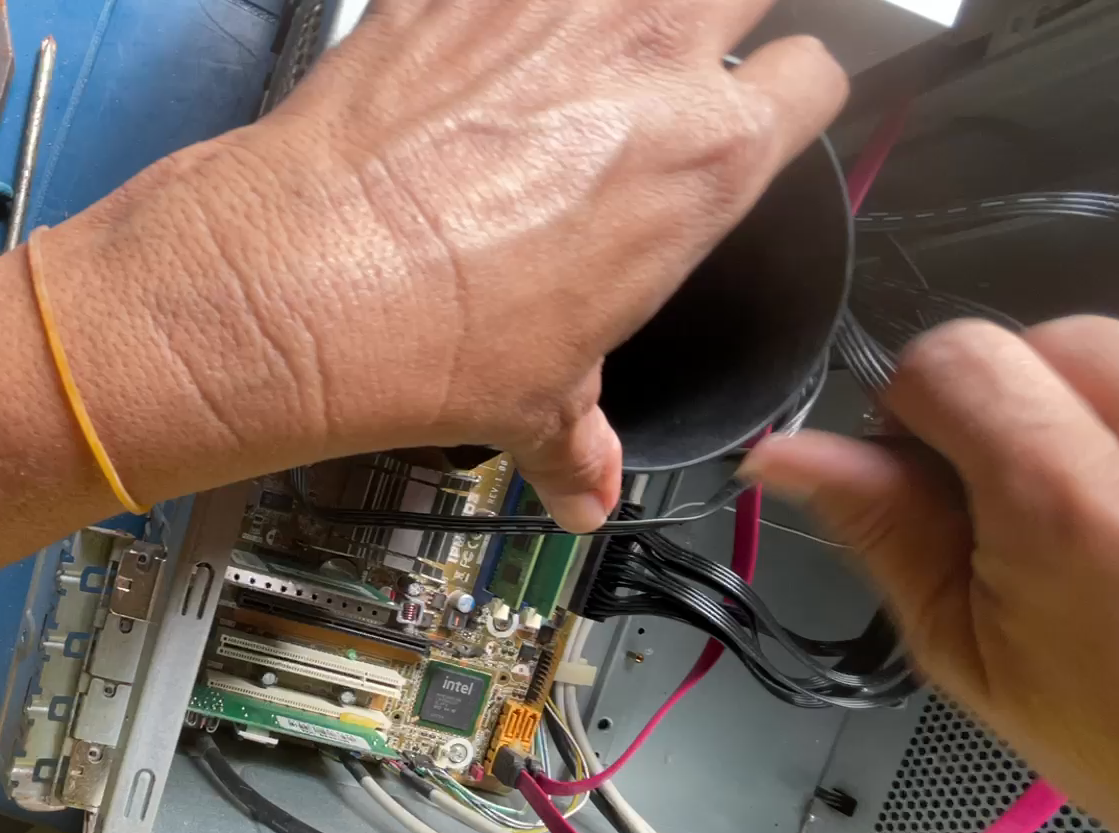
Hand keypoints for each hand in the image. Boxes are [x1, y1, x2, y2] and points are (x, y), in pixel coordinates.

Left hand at [49, 0, 846, 529]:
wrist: (306, 289)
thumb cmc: (431, 345)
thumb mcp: (527, 405)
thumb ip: (577, 444)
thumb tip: (589, 498)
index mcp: (701, 157)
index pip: (812, 82)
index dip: (777, 102)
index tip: (736, 121)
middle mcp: (647, 52)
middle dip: (718, 15)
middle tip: (653, 63)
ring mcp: (550, 3)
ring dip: (609, 8)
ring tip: (563, 57)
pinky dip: (486, 7)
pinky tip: (460, 49)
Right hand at [744, 317, 1118, 832]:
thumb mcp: (956, 641)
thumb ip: (878, 526)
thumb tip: (781, 453)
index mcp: (1078, 512)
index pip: (960, 361)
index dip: (915, 404)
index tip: (921, 462)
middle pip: (1056, 336)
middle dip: (1009, 400)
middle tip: (1011, 493)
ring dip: (1091, 408)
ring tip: (1101, 501)